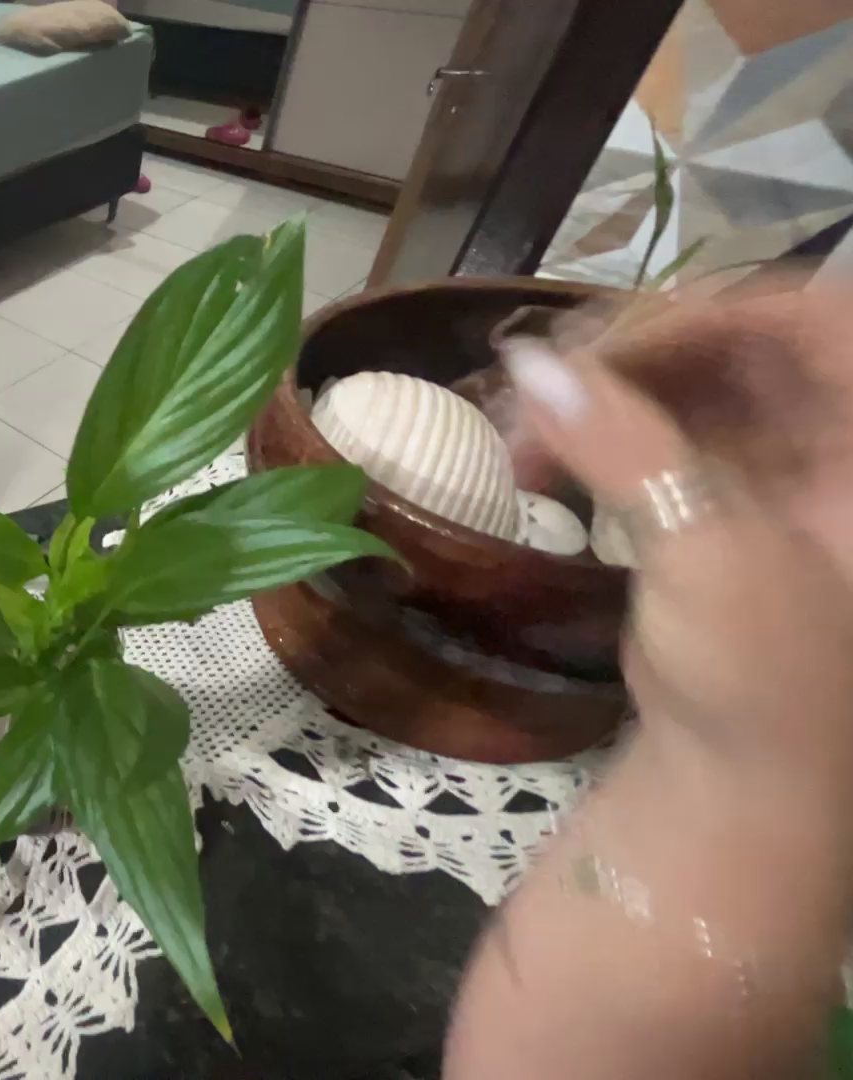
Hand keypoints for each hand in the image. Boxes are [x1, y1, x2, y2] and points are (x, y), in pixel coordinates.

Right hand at [503, 286, 852, 800]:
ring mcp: (772, 469)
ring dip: (591, 400)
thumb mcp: (704, 551)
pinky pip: (647, 435)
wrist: (740, 765)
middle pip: (735, 344)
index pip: (809, 320)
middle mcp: (833, 441)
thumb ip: (622, 448)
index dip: (701, 314)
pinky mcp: (709, 499)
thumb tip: (528, 363)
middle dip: (624, 359)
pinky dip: (584, 437)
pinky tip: (535, 462)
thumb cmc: (761, 671)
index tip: (588, 351)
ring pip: (681, 388)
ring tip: (518, 437)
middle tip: (532, 395)